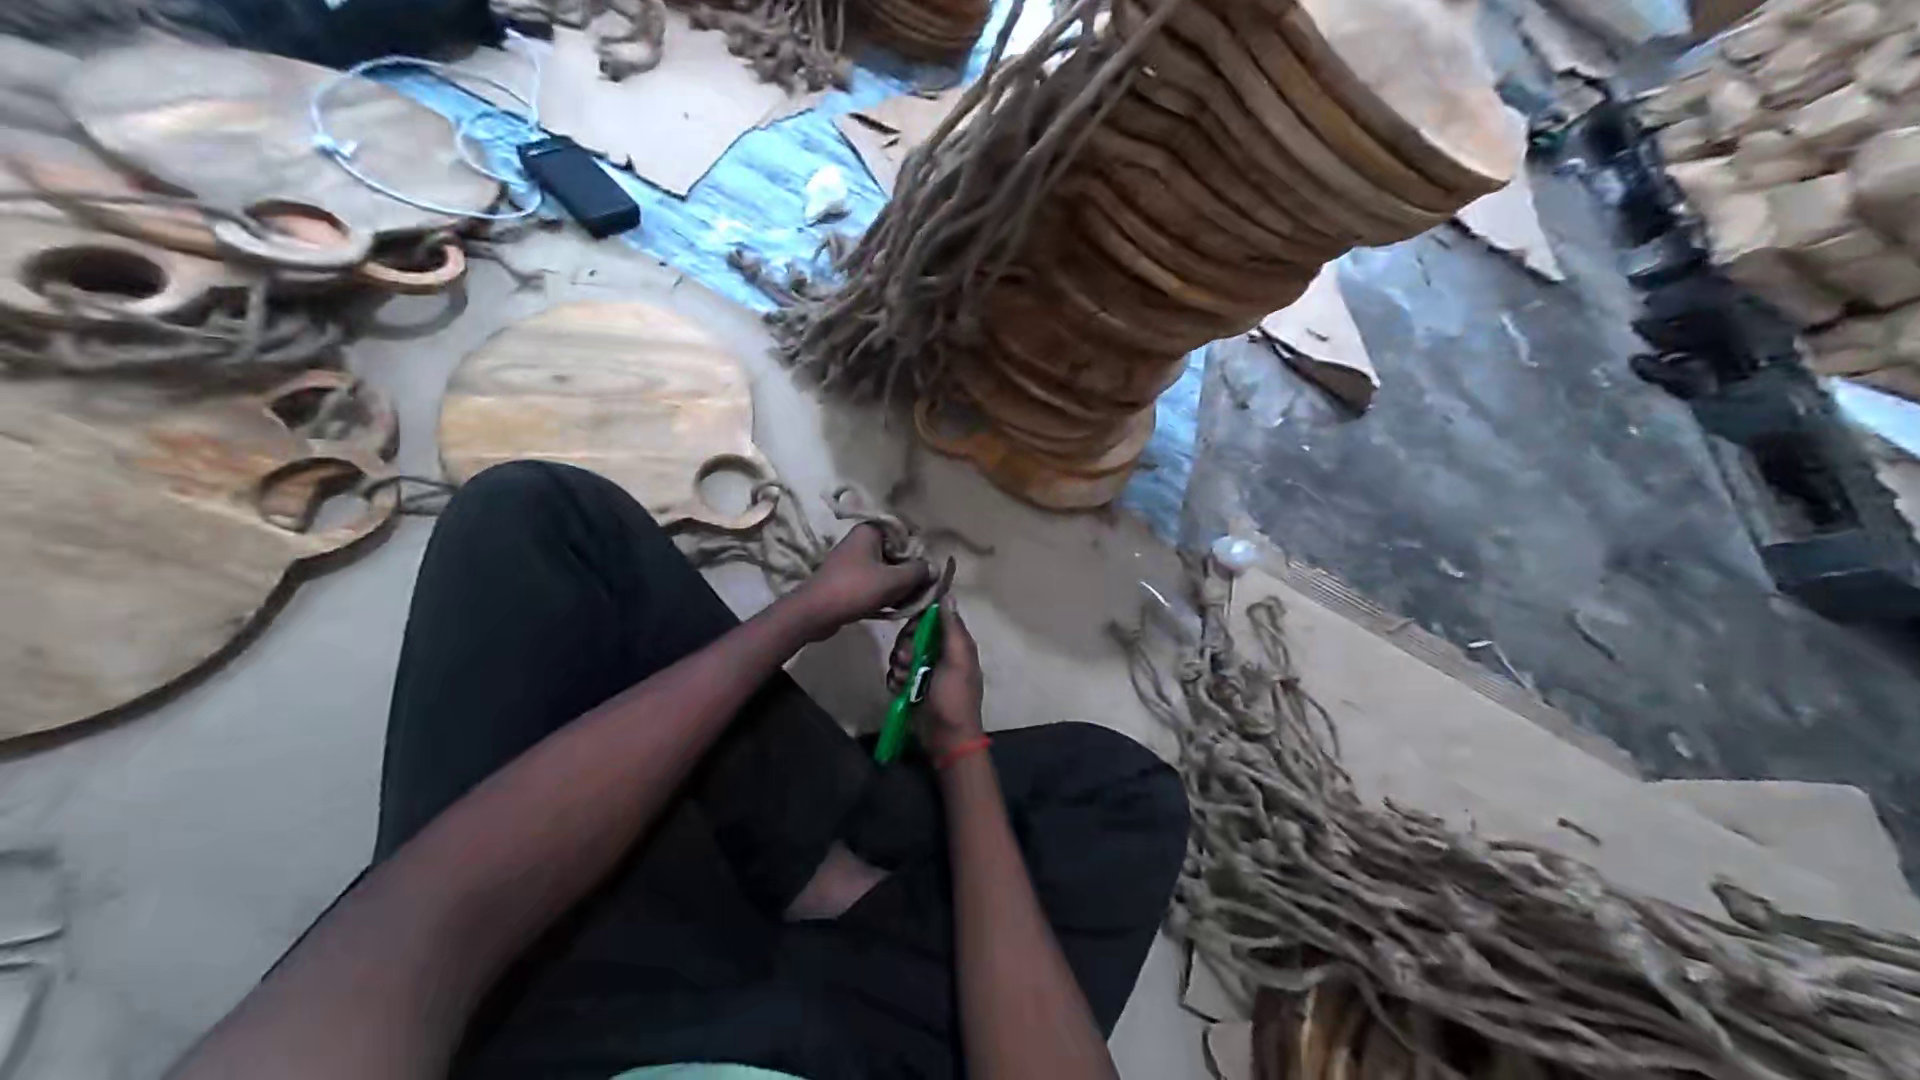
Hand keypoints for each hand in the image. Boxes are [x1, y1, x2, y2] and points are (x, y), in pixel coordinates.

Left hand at [792, 524, 930, 638]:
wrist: (814, 613)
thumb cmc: (855, 589)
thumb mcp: (894, 580)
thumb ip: (919, 571)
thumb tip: (934, 568)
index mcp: (870, 530)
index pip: (905, 532)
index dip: (920, 549)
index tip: (929, 568)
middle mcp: (861, 540)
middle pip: (897, 552)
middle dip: (911, 570)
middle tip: (923, 588)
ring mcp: (853, 560)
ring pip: (887, 569)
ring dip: (900, 584)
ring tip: (910, 600)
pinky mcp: (849, 579)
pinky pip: (875, 581)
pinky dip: (886, 592)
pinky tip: (895, 607)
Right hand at [889, 602, 984, 757]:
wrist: (945, 739)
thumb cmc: (955, 697)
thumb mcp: (958, 659)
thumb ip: (952, 627)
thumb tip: (947, 594)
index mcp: (955, 644)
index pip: (932, 618)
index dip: (919, 620)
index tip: (912, 629)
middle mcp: (939, 653)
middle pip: (913, 634)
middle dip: (906, 645)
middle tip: (908, 659)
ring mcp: (923, 670)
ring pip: (901, 653)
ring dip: (899, 664)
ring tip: (905, 678)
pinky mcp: (910, 685)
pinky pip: (895, 672)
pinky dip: (895, 679)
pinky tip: (900, 688)